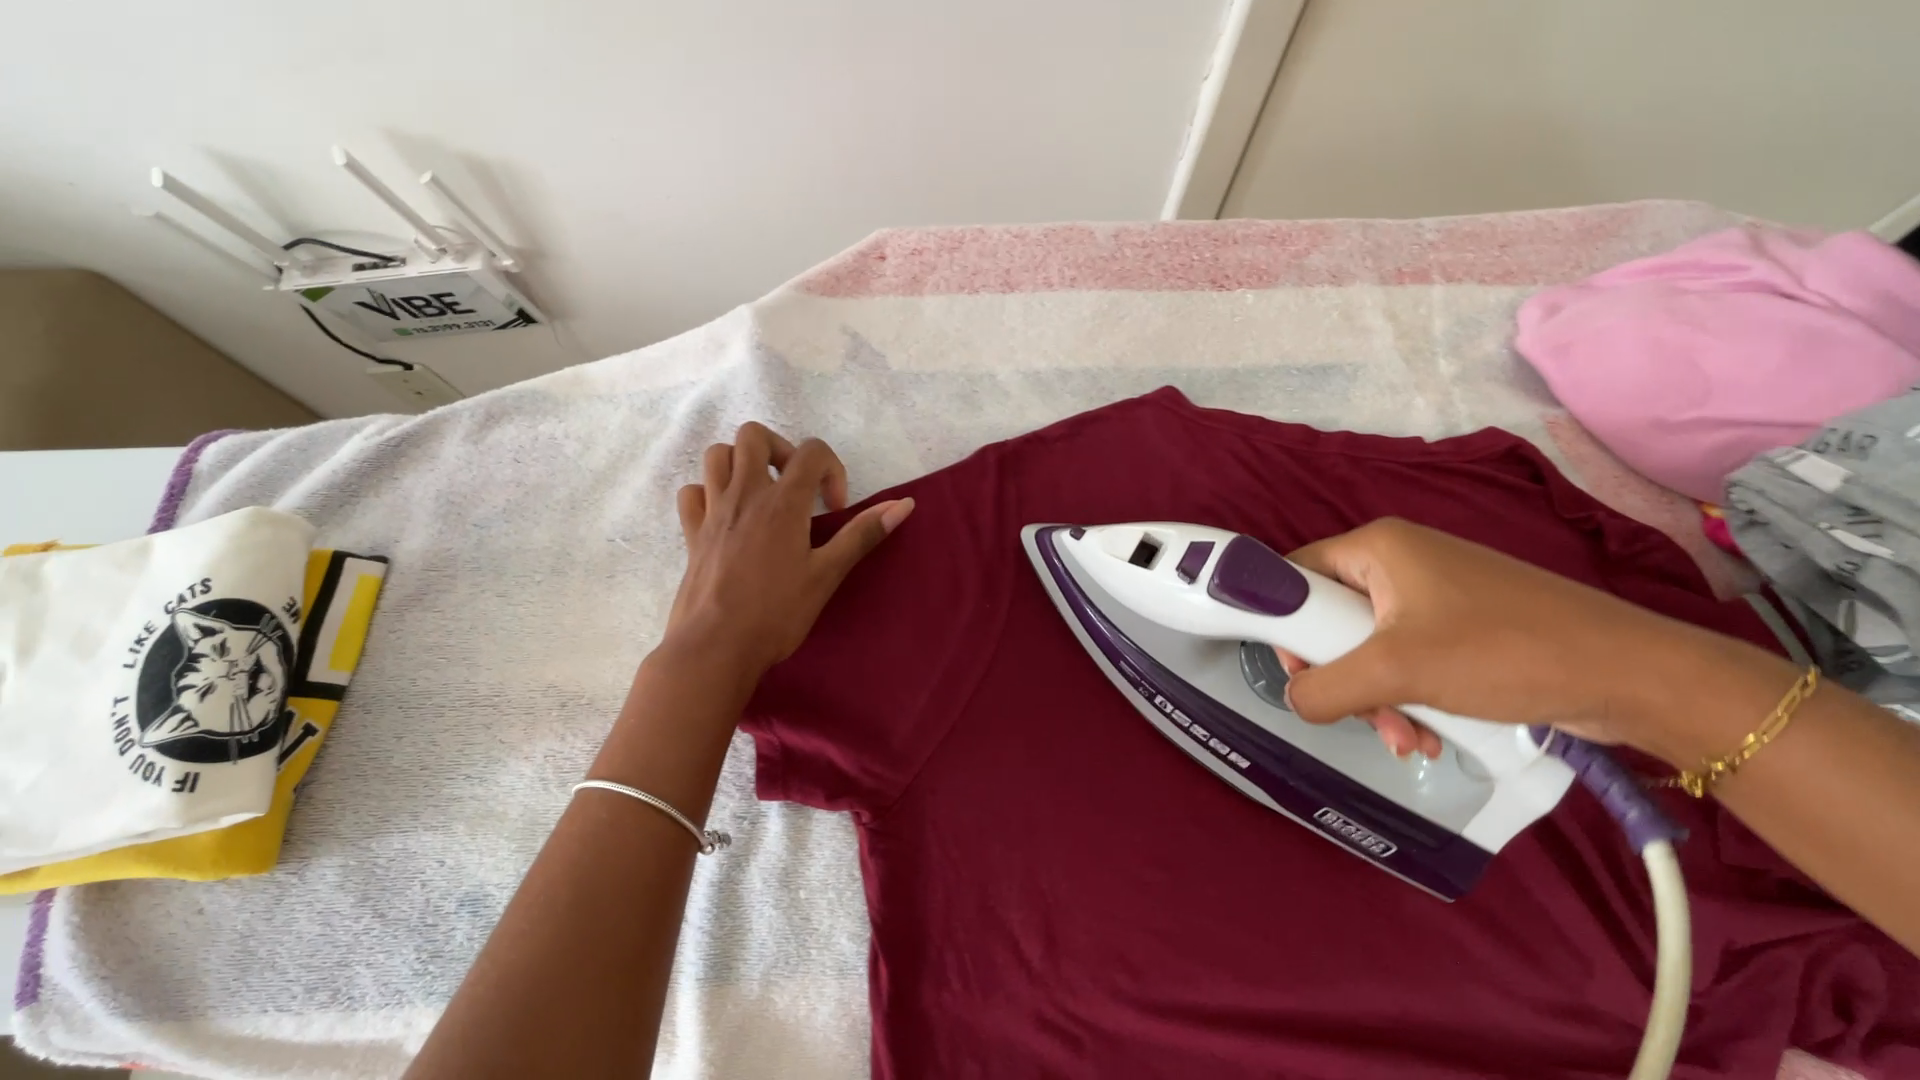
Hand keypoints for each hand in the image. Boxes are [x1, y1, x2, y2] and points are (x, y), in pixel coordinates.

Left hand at [666, 422, 912, 674]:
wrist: (716, 647)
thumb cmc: (777, 613)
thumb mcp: (827, 574)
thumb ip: (863, 534)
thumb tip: (904, 505)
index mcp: (782, 502)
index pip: (811, 451)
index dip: (832, 469)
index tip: (834, 508)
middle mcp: (743, 495)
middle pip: (754, 436)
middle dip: (781, 450)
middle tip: (796, 486)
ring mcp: (713, 511)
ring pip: (717, 455)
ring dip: (742, 463)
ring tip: (762, 494)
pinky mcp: (691, 533)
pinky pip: (692, 492)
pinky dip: (709, 492)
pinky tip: (726, 515)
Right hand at [1275, 518, 1789, 765]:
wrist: (1631, 675)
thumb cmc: (1502, 653)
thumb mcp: (1396, 670)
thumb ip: (1324, 686)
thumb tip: (1293, 700)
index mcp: (1377, 549)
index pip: (1295, 575)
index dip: (1285, 624)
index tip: (1299, 672)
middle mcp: (1400, 563)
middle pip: (1330, 620)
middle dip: (1340, 678)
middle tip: (1359, 715)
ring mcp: (1434, 596)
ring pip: (1369, 649)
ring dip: (1377, 700)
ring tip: (1406, 740)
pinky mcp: (1462, 627)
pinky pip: (1406, 661)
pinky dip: (1408, 698)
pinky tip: (1429, 736)